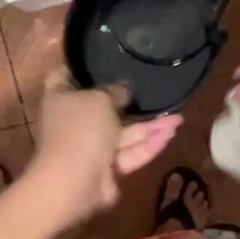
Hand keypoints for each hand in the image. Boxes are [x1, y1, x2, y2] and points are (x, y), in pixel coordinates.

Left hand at [24, 69, 181, 222]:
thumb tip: (123, 88)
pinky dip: (150, 144)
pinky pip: (130, 152)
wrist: (75, 181)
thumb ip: (115, 90)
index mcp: (60, 98)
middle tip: (153, 88)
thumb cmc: (80, 129)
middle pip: (102, 106)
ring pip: (124, 133)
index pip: (65, 75)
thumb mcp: (99, 98)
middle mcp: (74, 121)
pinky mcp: (108, 168)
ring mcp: (92, 147)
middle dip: (129, 101)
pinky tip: (172, 132)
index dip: (82, 67)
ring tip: (178, 117)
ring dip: (150, 126)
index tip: (102, 57)